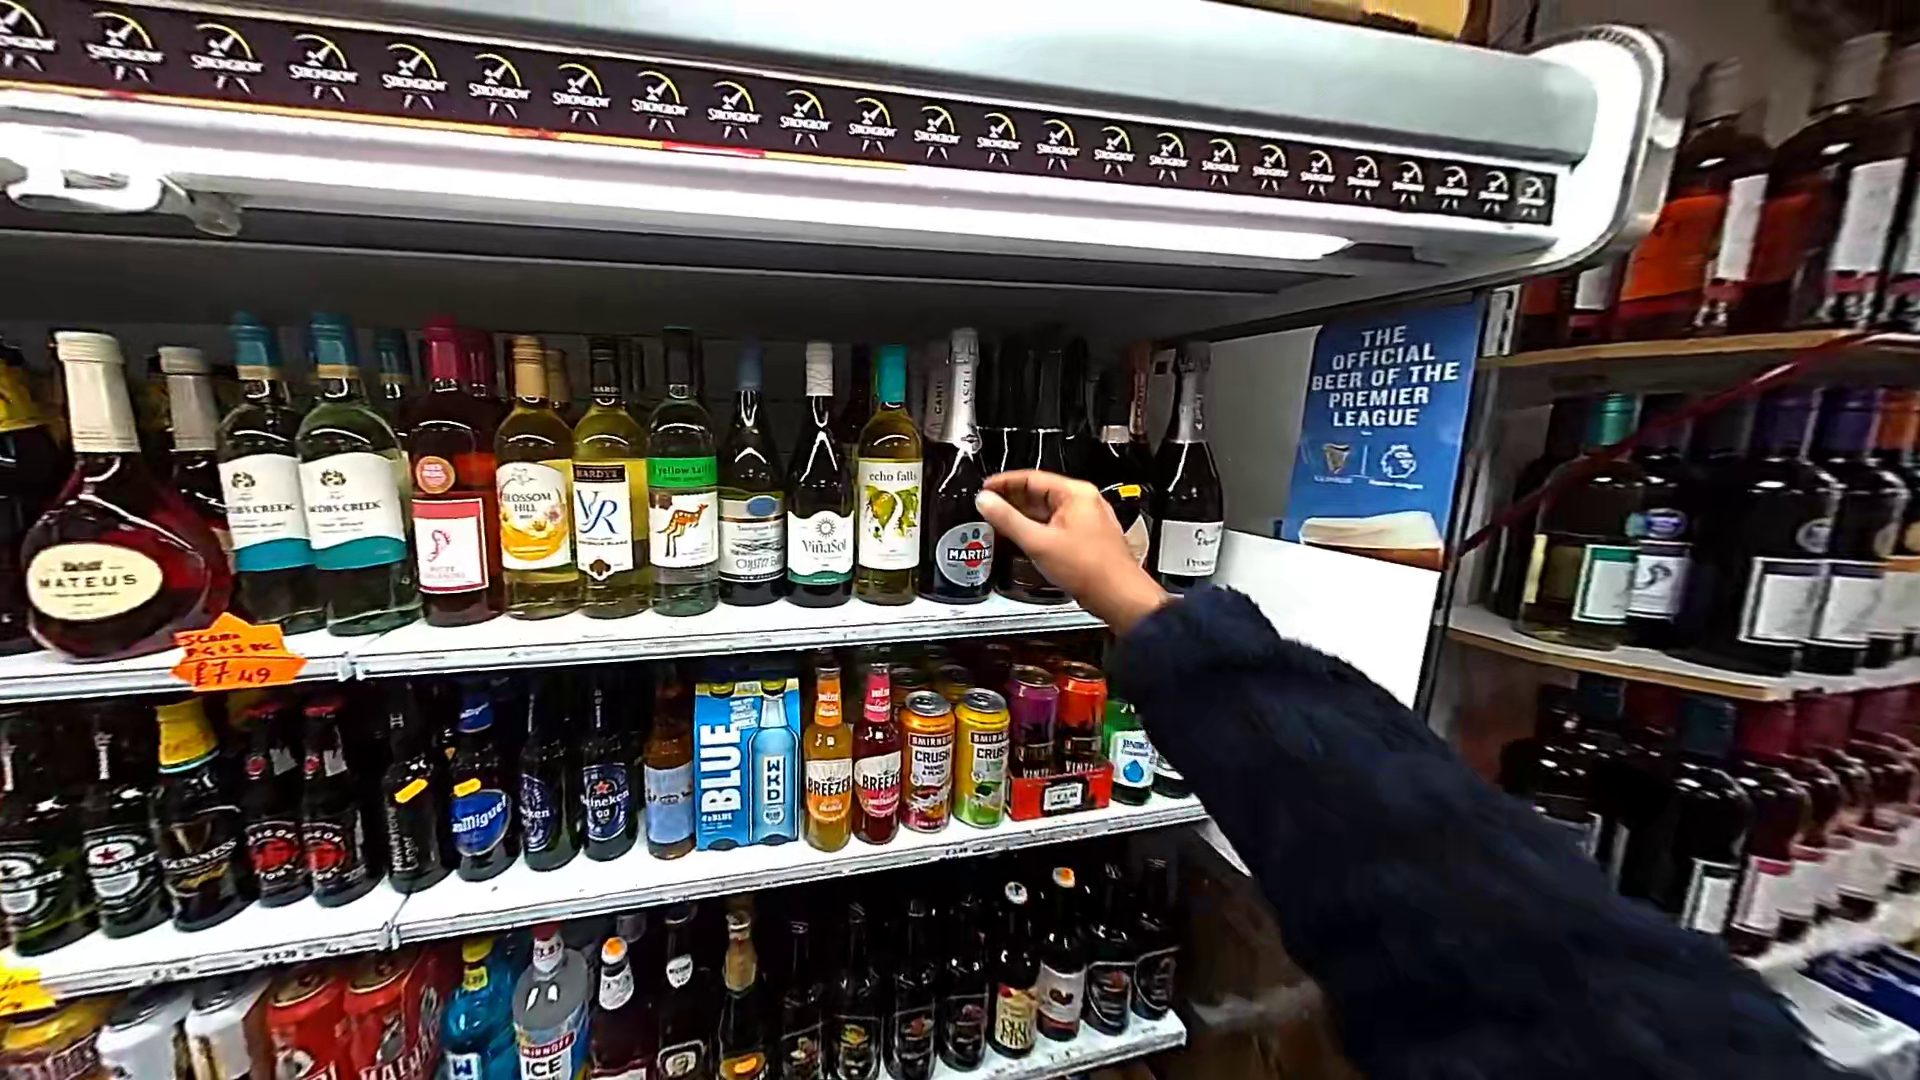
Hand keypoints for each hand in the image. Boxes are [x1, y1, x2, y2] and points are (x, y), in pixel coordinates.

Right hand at [975, 470, 1170, 633]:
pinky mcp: (1085, 537)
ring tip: (1000, 523)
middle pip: (1039, 493)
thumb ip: (1007, 519)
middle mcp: (1084, 502)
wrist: (1118, 596)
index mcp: (1076, 494)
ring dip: (1023, 516)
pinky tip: (1023, 539)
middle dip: (1012, 500)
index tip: (986, 488)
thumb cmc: (1090, 569)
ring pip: (1047, 511)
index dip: (1004, 482)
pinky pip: (1055, 526)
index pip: (1031, 478)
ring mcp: (1086, 520)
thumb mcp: (1038, 542)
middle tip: (988, 506)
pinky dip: (1036, 529)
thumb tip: (986, 502)